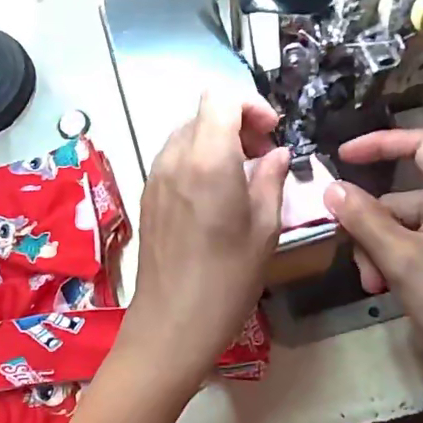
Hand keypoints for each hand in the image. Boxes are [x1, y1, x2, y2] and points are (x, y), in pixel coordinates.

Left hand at [123, 93, 289, 389]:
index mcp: (207, 159)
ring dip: (216, 143)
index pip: (220, 98)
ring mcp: (154, 178)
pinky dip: (197, 162)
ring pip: (186, 136)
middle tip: (263, 158)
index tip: (272, 134)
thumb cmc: (227, 280)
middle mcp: (173, 159)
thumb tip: (276, 154)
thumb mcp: (265, 230)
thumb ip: (272, 180)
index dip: (250, 105)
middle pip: (202, 114)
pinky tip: (215, 197)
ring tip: (242, 178)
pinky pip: (173, 161)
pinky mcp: (146, 198)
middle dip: (236, 124)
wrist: (171, 324)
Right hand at [324, 129, 422, 422]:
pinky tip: (386, 289)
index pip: (422, 144)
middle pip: (404, 196)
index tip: (341, 156)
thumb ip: (364, 220)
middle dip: (373, 227)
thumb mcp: (402, 260)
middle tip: (357, 260)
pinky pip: (416, 245)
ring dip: (380, 251)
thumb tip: (331, 188)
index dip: (380, 144)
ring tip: (374, 285)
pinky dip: (396, 262)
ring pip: (404, 225)